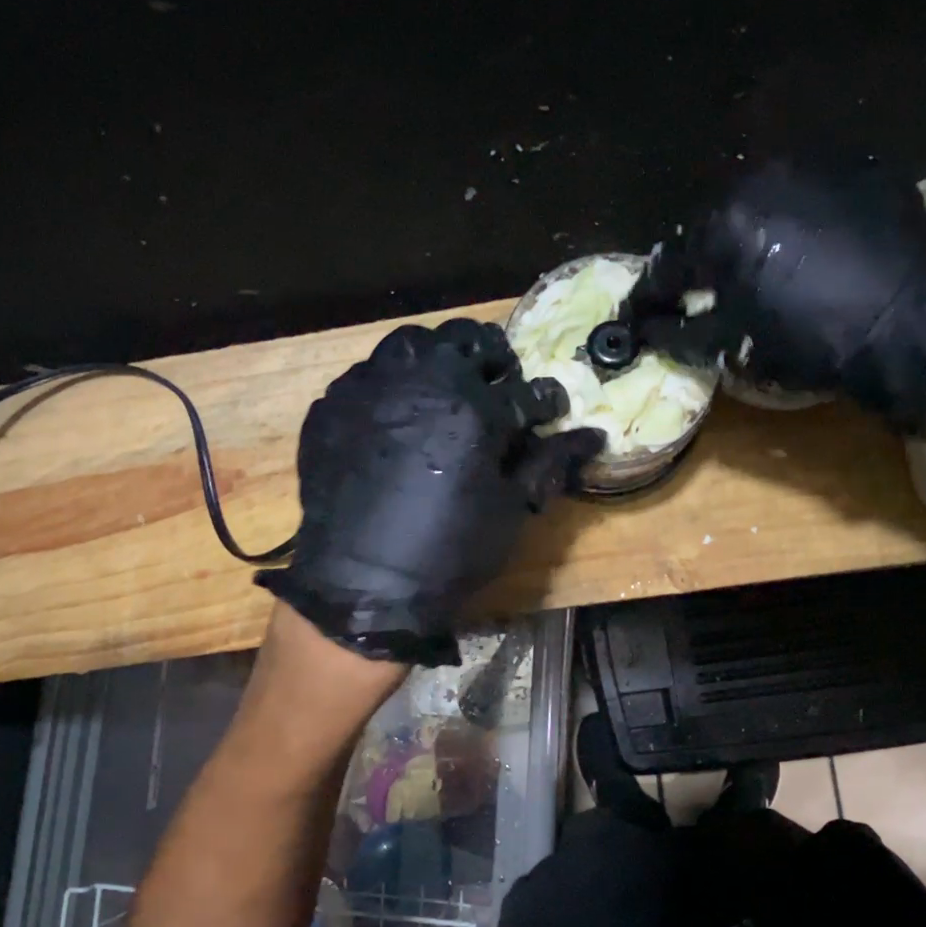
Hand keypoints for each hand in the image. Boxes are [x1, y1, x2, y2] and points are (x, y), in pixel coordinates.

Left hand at [255, 319, 603, 665]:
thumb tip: (591, 437)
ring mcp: (371, 387)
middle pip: (468, 341)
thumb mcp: (509, 510)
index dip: (546, 402)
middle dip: (492, 358)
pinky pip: (367, 375)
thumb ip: (547, 463)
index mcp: (477, 408)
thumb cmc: (448, 553)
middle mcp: (424, 380)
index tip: (549, 412)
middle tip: (497, 383)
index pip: (526, 390)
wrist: (361, 585)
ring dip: (437, 357)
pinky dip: (390, 384)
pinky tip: (395, 413)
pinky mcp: (333, 405)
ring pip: (411, 343)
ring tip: (444, 385)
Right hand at [639, 159, 925, 429]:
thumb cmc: (818, 340)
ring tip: (760, 269)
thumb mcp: (740, 344)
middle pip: (713, 224)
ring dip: (750, 234)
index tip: (642, 315)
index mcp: (724, 224)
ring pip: (760, 203)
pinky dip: (797, 220)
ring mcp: (812, 165)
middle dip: (704, 259)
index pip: (670, 263)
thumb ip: (684, 332)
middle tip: (707, 290)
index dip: (653, 295)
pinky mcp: (857, 168)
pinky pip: (808, 194)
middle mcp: (760, 179)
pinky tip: (811, 250)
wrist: (919, 321)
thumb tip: (648, 331)